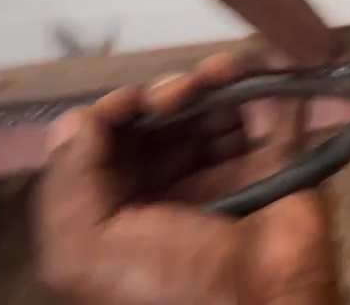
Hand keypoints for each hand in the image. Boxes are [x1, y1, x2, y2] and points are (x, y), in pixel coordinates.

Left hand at [35, 53, 340, 304]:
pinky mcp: (281, 154)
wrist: (263, 299)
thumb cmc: (165, 279)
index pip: (110, 148)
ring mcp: (231, 168)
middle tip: (177, 94)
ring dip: (216, 80)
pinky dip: (269, 80)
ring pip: (218, 106)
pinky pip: (275, 107)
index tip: (131, 99)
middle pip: (166, 121)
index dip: (115, 115)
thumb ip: (68, 184)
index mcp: (122, 212)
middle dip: (168, 94)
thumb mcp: (86, 252)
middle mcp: (174, 186)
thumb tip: (72, 119)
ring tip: (222, 74)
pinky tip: (261, 67)